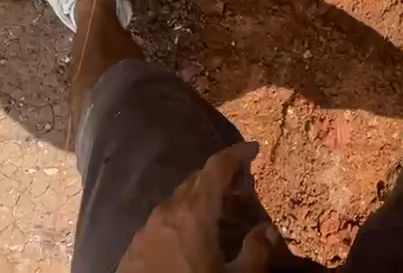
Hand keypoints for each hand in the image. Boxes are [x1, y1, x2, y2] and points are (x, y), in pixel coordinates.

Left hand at [116, 143, 282, 272]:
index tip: (254, 149)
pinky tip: (189, 237)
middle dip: (221, 177)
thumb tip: (268, 230)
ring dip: (200, 197)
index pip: (218, 167)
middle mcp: (169, 210)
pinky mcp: (134, 247)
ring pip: (178, 199)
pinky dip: (182, 216)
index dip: (237, 153)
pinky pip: (163, 220)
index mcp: (194, 211)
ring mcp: (147, 228)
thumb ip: (255, 254)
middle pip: (198, 179)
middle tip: (242, 186)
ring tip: (219, 212)